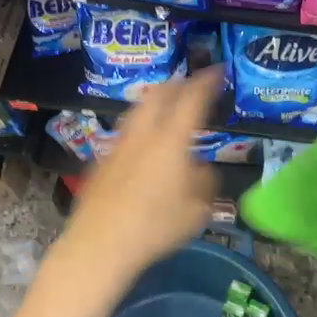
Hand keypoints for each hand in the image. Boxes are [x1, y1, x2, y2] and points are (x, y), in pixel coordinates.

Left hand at [61, 67, 222, 280]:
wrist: (99, 244)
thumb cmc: (155, 227)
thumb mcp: (197, 210)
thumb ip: (205, 182)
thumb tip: (202, 169)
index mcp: (171, 140)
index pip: (192, 98)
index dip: (207, 81)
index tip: (217, 71)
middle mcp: (143, 134)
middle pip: (158, 94)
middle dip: (177, 84)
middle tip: (190, 85)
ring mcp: (118, 145)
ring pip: (137, 111)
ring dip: (155, 102)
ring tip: (166, 107)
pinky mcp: (101, 161)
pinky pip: (125, 133)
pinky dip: (140, 127)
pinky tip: (143, 144)